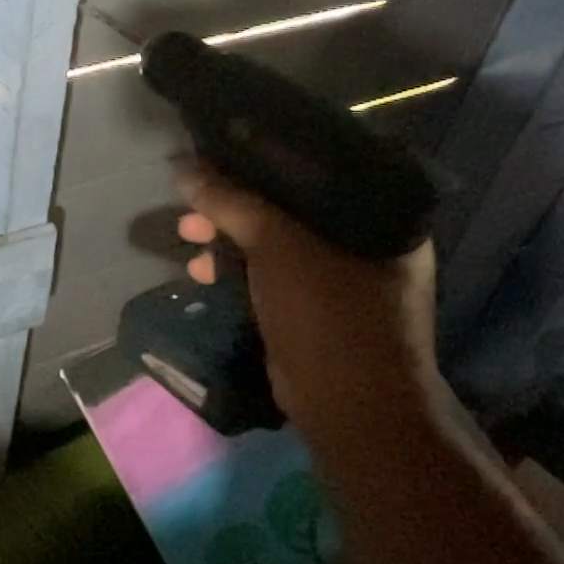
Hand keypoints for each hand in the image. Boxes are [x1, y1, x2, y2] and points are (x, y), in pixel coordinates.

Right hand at [176, 163, 440, 437]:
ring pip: (271, 240)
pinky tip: (202, 271)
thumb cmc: (328, 314)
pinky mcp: (313, 308)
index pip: (315, 167)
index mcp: (381, 215)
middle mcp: (366, 242)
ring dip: (225, 236)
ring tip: (188, 238)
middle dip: (231, 204)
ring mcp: (340, 279)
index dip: (261, 158)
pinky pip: (267, 272)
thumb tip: (182, 168)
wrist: (351, 409)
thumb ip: (230, 202)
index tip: (216, 153)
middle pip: (286, 205)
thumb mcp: (277, 245)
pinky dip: (235, 268)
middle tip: (191, 204)